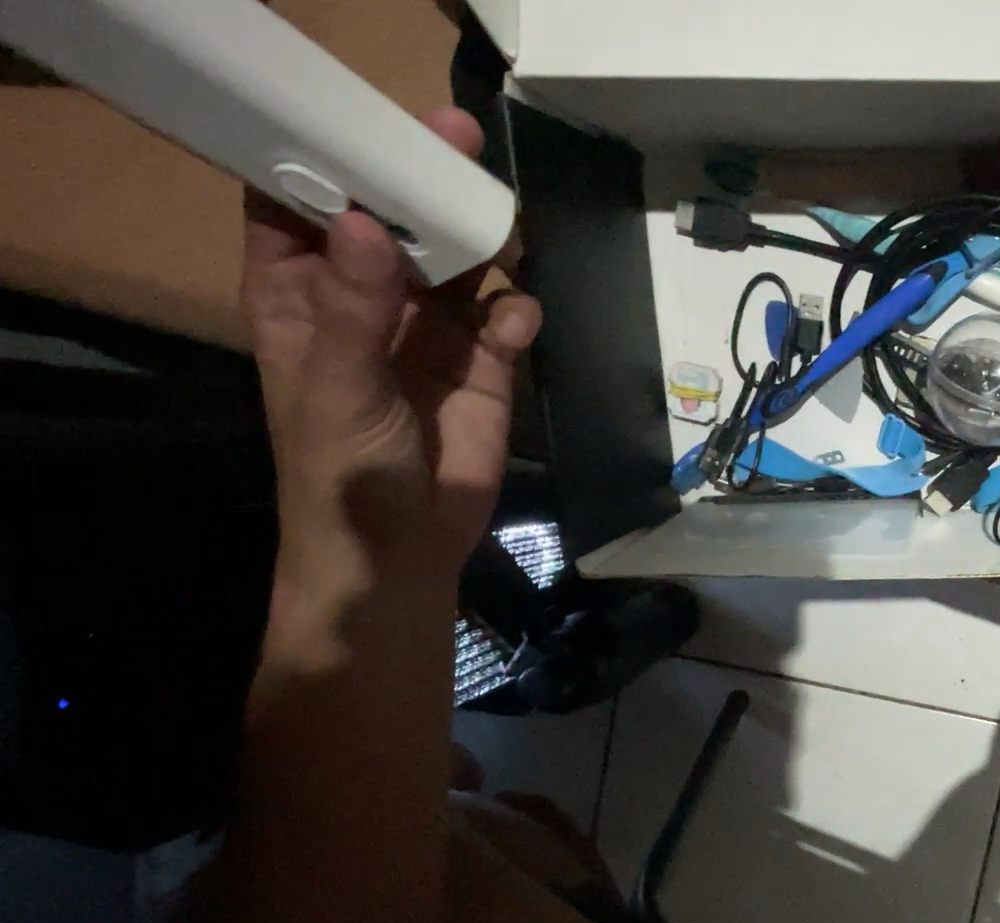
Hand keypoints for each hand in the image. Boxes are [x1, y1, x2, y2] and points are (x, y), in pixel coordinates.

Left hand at [242, 107, 539, 591]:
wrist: (405, 546)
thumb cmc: (342, 469)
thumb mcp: (336, 387)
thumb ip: (355, 308)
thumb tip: (362, 220)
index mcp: (306, 298)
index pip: (301, 210)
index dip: (325, 163)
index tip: (361, 122)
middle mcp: (371, 304)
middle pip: (396, 225)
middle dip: (423, 187)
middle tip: (459, 142)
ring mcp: (433, 335)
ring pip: (461, 266)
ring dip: (483, 243)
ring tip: (506, 227)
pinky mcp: (488, 369)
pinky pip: (507, 323)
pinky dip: (518, 315)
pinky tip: (520, 321)